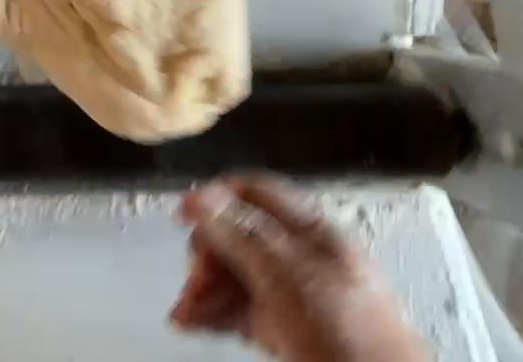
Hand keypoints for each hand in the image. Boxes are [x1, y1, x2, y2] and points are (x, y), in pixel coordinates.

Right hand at [172, 175, 426, 361]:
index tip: (183, 214)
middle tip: (194, 279)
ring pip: (234, 274)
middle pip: (237, 234)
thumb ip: (242, 233)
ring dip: (203, 287)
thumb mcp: (287, 274)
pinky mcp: (281, 328)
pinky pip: (238, 308)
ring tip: (185, 310)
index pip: (254, 192)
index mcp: (307, 230)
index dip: (216, 196)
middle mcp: (296, 255)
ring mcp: (289, 293)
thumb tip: (199, 194)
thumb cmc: (339, 328)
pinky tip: (189, 321)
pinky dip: (212, 312)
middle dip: (207, 253)